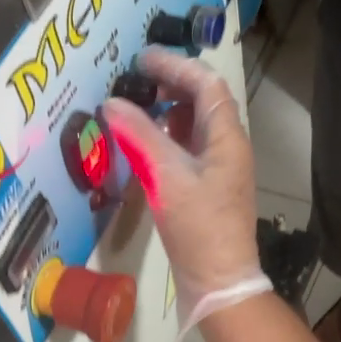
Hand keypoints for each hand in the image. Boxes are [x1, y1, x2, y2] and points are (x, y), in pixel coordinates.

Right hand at [102, 47, 271, 341]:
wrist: (219, 281)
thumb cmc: (198, 227)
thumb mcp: (166, 176)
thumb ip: (139, 135)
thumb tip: (112, 103)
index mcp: (227, 137)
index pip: (206, 84)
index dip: (175, 66)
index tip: (141, 60)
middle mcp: (228, 146)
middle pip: (202, 101)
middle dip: (170, 86)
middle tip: (134, 81)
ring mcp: (219, 168)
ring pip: (194, 125)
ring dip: (167, 111)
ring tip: (134, 107)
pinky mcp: (207, 187)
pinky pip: (187, 148)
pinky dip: (165, 137)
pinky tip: (142, 144)